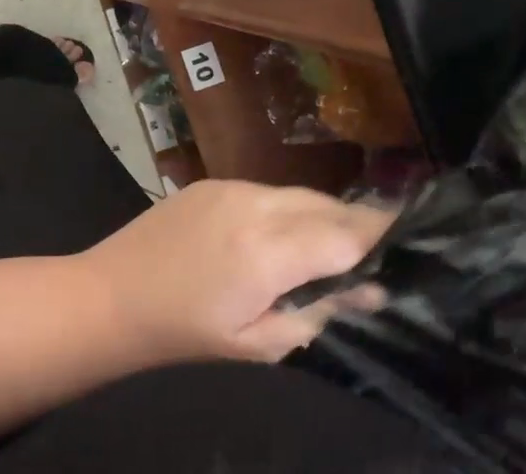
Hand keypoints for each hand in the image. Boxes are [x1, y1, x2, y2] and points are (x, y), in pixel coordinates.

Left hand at [80, 180, 391, 363]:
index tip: (413, 249)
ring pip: (299, 195)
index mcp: (268, 252)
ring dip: (323, 217)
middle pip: (329, 207)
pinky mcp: (210, 183)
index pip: (348, 236)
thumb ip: (318, 312)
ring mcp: (229, 188)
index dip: (384, 241)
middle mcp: (253, 207)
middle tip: (377, 257)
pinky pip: (267, 191)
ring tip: (332, 250)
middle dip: (359, 228)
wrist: (113, 294)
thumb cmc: (187, 330)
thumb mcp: (260, 341)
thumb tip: (369, 291)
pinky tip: (284, 236)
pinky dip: (288, 209)